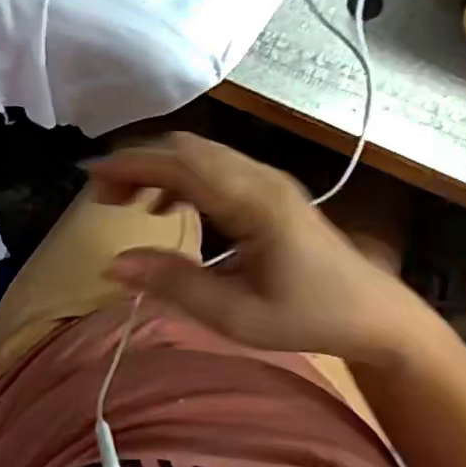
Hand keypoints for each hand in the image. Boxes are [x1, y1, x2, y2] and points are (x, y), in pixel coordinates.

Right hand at [89, 133, 434, 361]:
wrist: (374, 314)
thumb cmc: (310, 317)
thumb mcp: (237, 316)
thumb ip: (174, 284)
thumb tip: (114, 264)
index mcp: (254, 203)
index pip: (181, 165)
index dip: (131, 164)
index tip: (90, 177)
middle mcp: (260, 179)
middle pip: (187, 149)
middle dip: (138, 163)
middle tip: (103, 196)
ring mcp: (268, 181)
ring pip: (200, 155)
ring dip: (157, 169)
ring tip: (125, 202)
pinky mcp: (270, 191)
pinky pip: (215, 169)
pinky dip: (181, 178)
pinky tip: (166, 207)